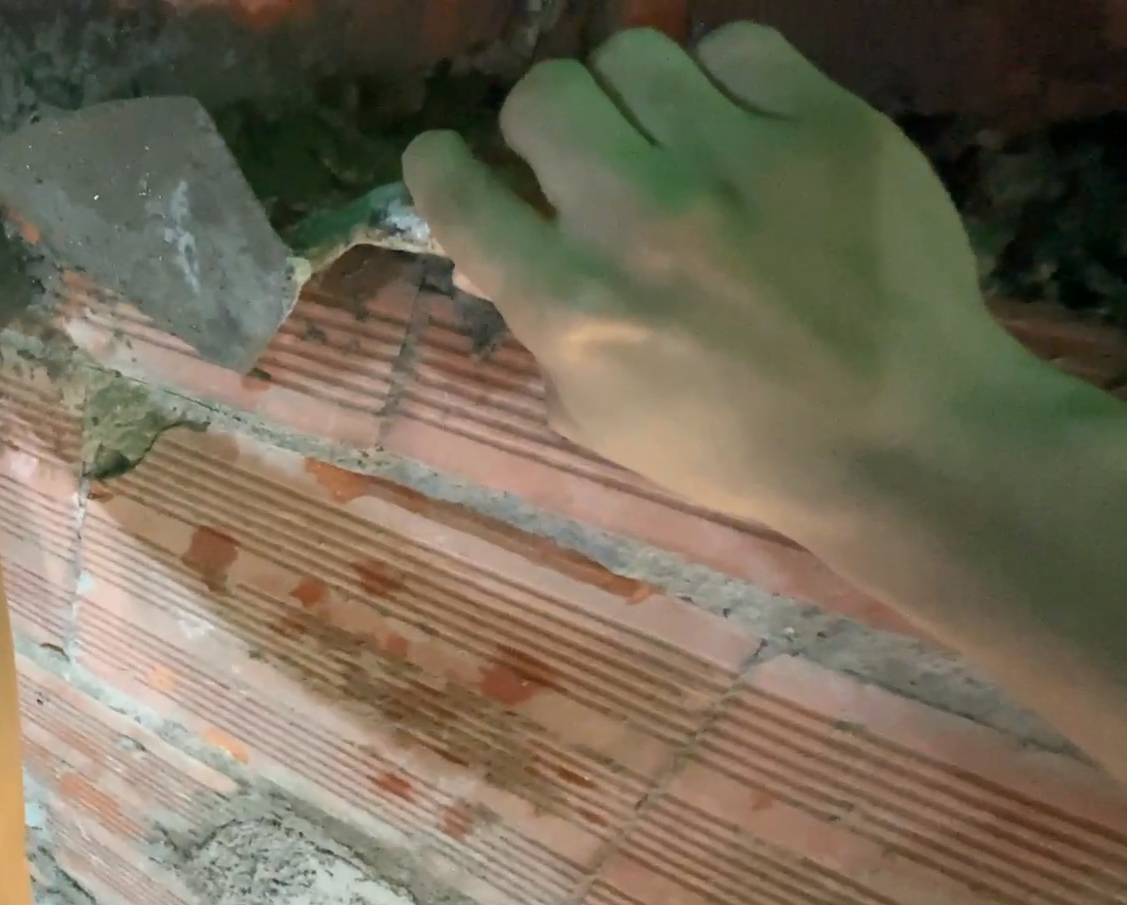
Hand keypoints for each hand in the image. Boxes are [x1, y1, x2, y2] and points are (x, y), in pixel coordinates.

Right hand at [404, 24, 1027, 533]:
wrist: (888, 432)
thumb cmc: (714, 442)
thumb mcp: (587, 409)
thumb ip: (530, 325)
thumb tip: (483, 259)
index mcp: (566, 304)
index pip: (462, 201)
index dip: (431, 166)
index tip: (434, 157)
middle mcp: (633, 218)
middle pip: (541, 96)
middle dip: (530, 123)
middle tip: (559, 157)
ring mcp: (733, 161)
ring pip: (629, 54)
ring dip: (615, 97)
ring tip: (644, 137)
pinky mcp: (825, 124)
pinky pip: (734, 48)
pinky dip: (710, 82)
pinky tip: (725, 129)